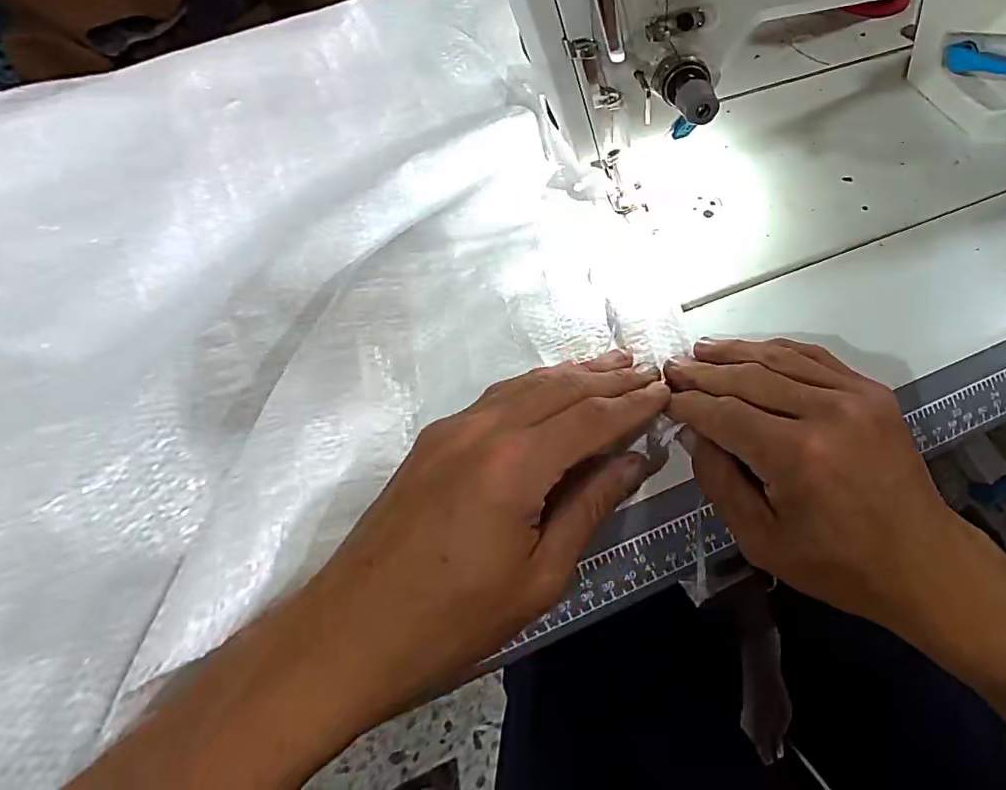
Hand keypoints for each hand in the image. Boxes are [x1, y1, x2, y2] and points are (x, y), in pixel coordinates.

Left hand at [291, 349, 669, 719]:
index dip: (635, 402)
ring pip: (530, 383)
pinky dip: (539, 383)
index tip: (668, 391)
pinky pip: (500, 395)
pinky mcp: (433, 441)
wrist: (338, 644)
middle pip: (564, 387)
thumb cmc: (450, 622)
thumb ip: (591, 507)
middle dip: (613, 377)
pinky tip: (556, 384)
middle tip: (652, 369)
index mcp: (515, 466)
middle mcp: (485, 431)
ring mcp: (453, 430)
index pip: (593, 416)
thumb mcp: (540, 577)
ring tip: (615, 360)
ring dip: (577, 371)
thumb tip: (635, 460)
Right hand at [666, 338, 973, 631]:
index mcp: (797, 454)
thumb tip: (695, 432)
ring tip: (705, 349)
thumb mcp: (763, 540)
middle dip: (707, 372)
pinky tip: (758, 349)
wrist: (918, 556)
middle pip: (752, 378)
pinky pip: (818, 359)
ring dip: (740, 352)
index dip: (691, 404)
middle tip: (674, 366)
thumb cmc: (838, 563)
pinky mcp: (873, 391)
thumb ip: (722, 481)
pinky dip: (783, 350)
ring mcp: (855, 395)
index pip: (727, 414)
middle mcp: (826, 411)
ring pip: (784, 359)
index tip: (665, 395)